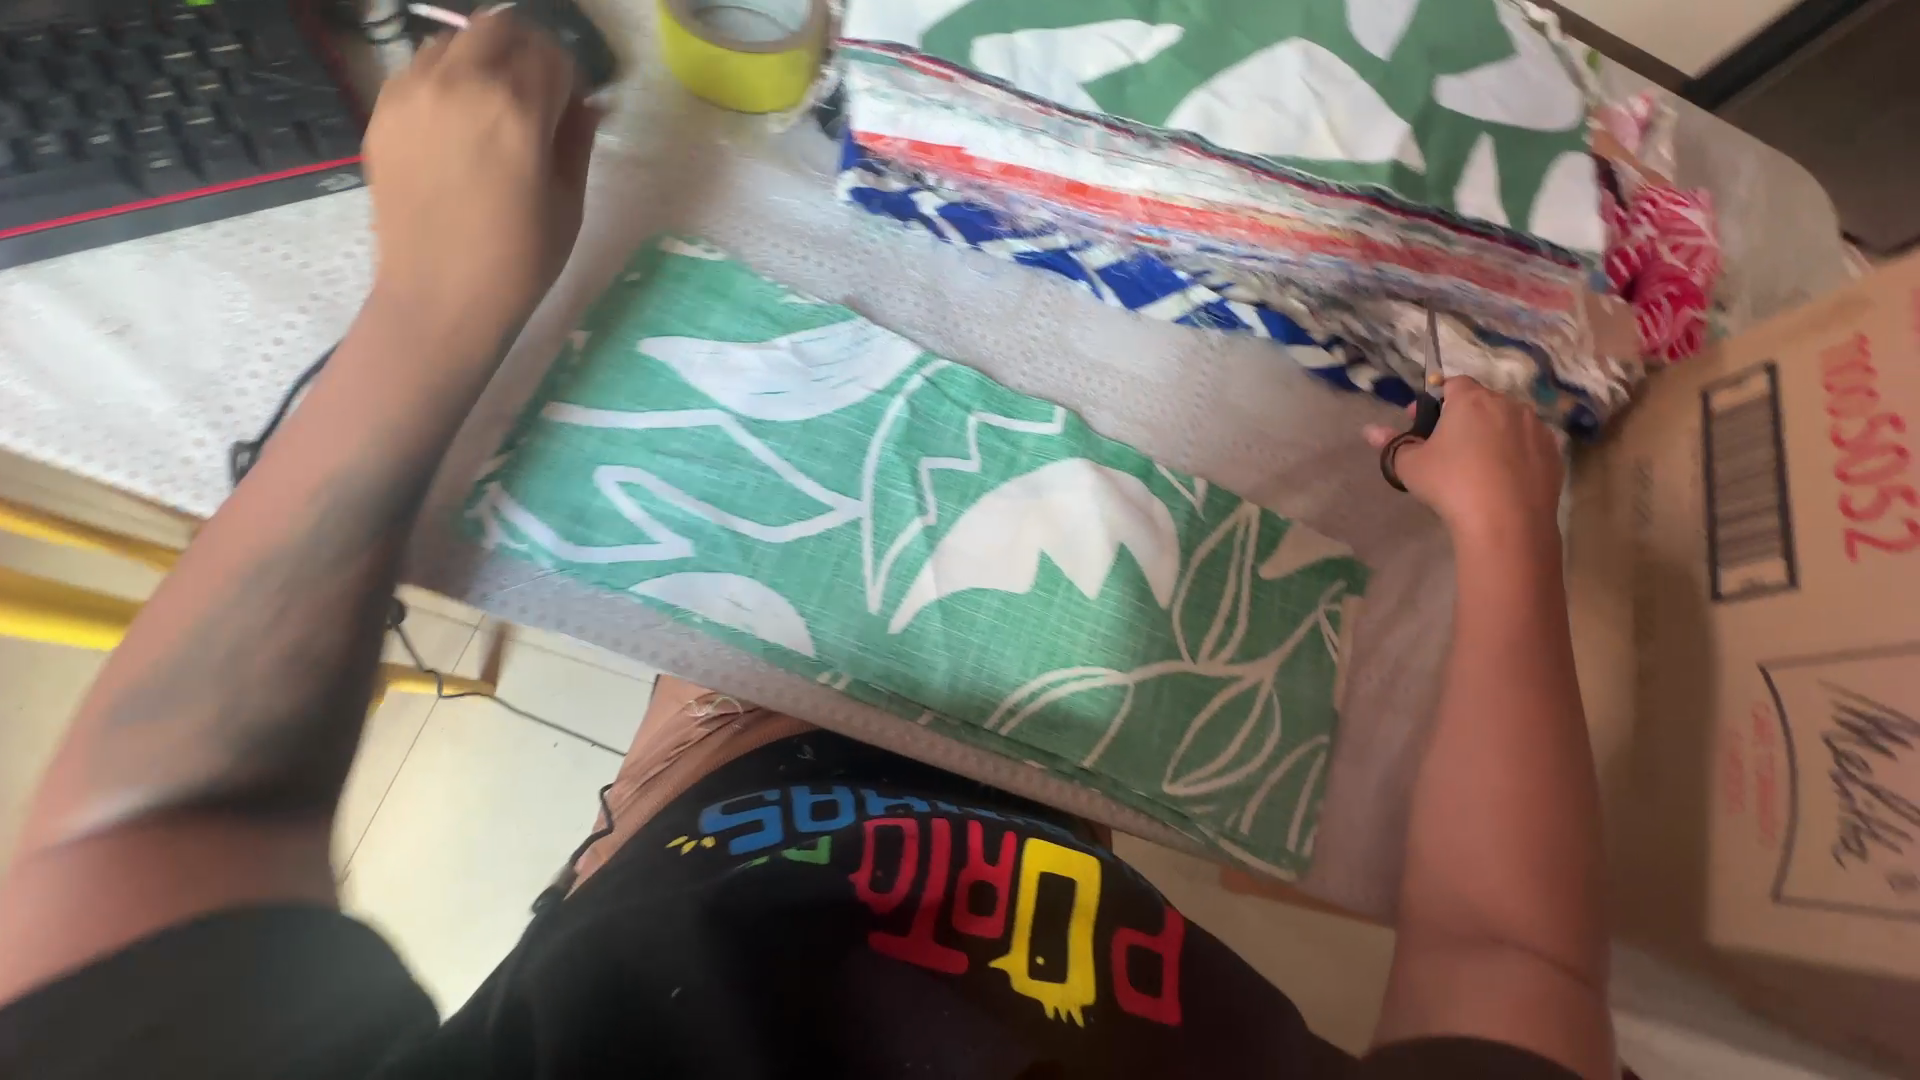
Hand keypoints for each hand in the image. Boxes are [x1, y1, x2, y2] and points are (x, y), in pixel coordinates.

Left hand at [362, 9, 598, 339]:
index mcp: (517, 109)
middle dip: (528, 53)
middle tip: (540, 94)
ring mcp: (412, 91)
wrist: (441, 295)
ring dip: (485, 61)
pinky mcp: (383, 109)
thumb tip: (586, 104)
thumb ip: (576, 141)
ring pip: (455, 41)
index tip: (575, 108)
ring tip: (496, 110)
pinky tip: (460, 125)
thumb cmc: (521, 261)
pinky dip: (447, 80)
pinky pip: (420, 68)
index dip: (572, 79)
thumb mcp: (569, 204)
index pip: (552, 56)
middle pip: (500, 29)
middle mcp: (460, 82)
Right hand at [1365, 377, 1563, 549]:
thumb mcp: (1409, 465)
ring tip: (1474, 463)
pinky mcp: (1554, 452)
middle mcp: (1508, 405)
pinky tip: (1499, 478)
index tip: (1420, 423)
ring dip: (1490, 433)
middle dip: (1462, 417)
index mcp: (1471, 401)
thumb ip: (1392, 444)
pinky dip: (1512, 452)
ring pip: (1507, 422)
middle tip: (1444, 445)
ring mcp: (1536, 427)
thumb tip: (1370, 431)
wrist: (1507, 521)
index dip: (1434, 399)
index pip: (1452, 383)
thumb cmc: (1450, 484)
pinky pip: (1527, 443)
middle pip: (1481, 401)